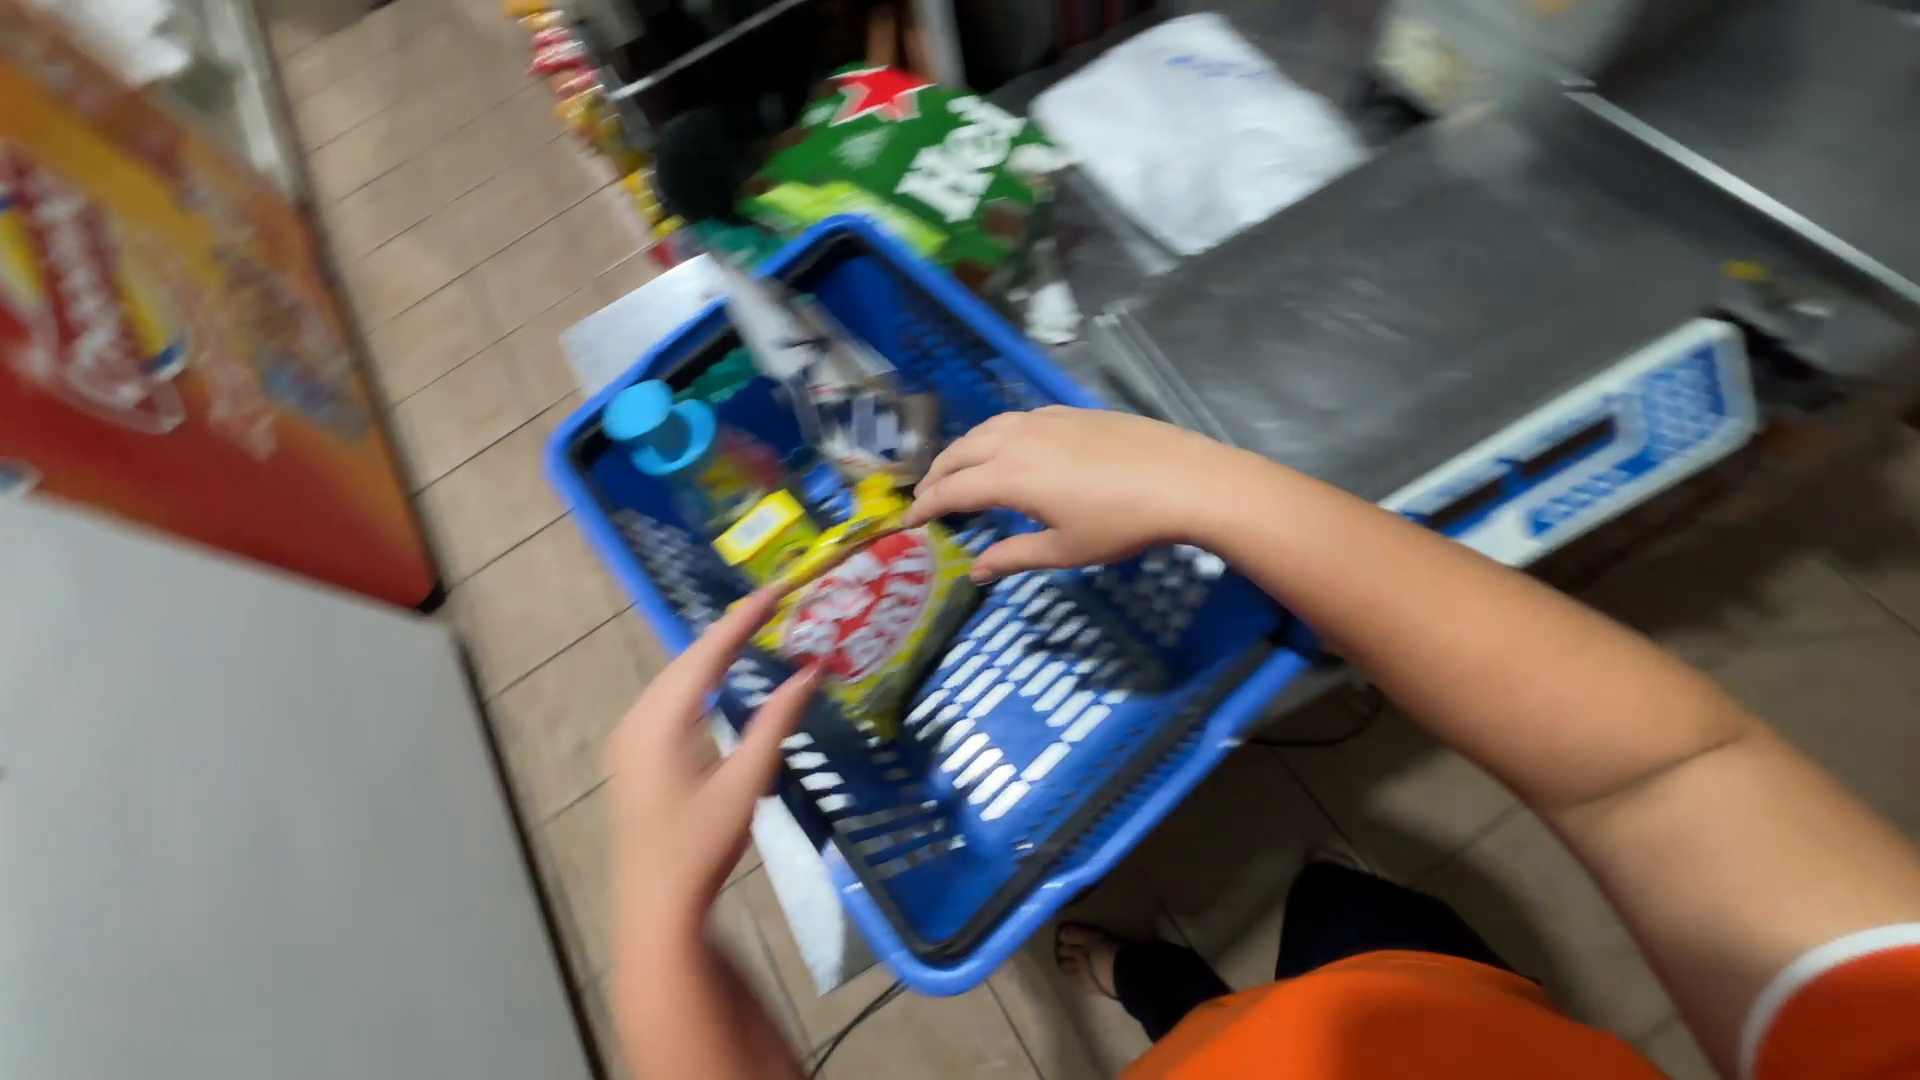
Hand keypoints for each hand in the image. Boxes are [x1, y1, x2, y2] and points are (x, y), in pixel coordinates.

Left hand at [604, 590, 819, 939]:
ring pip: (676, 678)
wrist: (656, 907)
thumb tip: (810, 671)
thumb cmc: (701, 846)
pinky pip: (669, 698)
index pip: (706, 655)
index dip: (742, 620)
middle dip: (729, 631)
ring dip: (713, 654)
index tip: (775, 591)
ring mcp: (630, 737)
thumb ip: (777, 722)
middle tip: (772, 606)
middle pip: (687, 660)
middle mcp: (637, 720)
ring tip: (754, 631)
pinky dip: (699, 679)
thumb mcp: (746, 782)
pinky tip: (720, 677)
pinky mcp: (634, 753)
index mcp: (660, 723)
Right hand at [904, 406, 1238, 579]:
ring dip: (962, 451)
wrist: (1184, 479)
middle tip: (925, 498)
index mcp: (1009, 475)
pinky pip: (1013, 420)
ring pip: (986, 429)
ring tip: (956, 471)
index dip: (925, 506)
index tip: (906, 522)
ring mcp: (1044, 418)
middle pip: (960, 452)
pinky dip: (992, 436)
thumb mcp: (1064, 550)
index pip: (951, 489)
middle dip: (936, 475)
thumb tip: (975, 572)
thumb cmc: (1121, 523)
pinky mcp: (1069, 411)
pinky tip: (1005, 450)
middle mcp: (1017, 438)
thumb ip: (1012, 557)